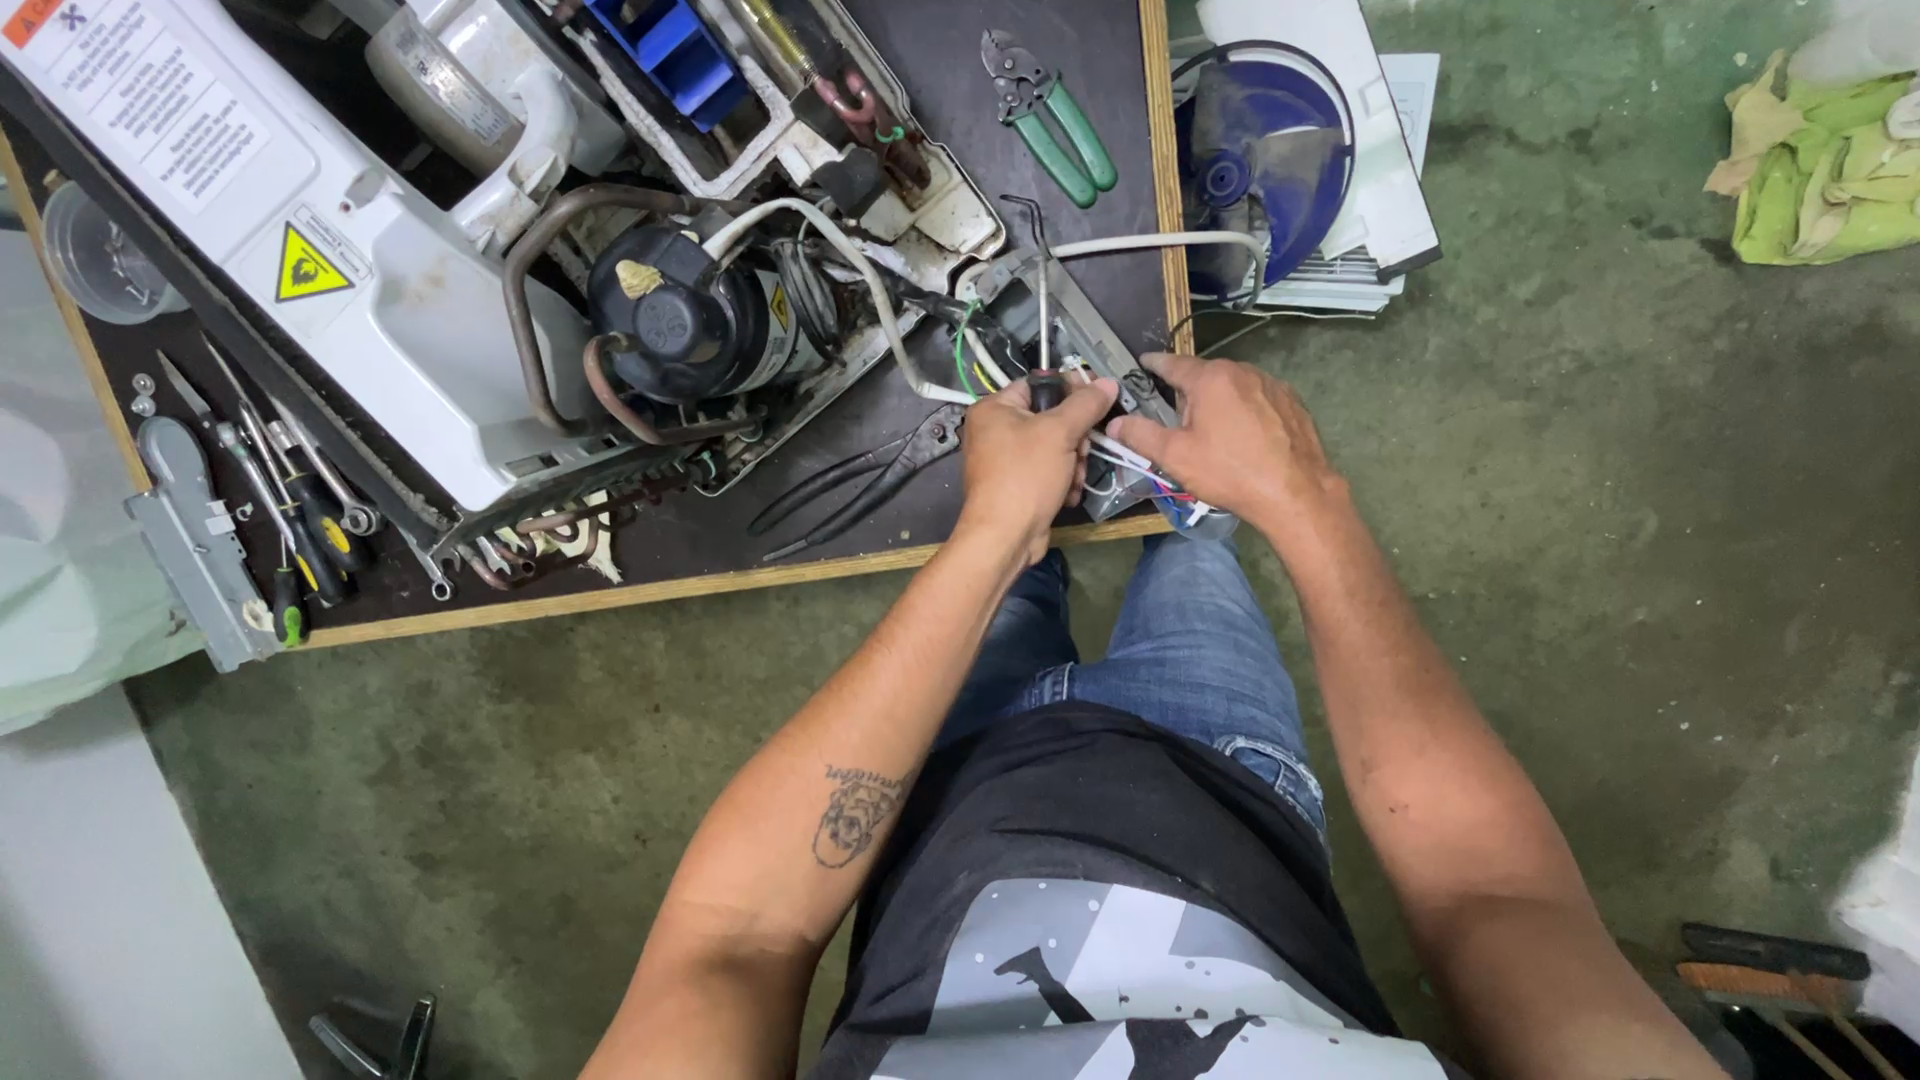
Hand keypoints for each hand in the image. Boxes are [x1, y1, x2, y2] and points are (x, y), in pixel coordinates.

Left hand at [956, 376, 1118, 564]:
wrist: (1005, 536)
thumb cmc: (1025, 476)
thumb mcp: (1060, 433)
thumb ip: (1085, 404)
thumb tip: (1108, 383)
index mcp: (994, 408)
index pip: (1038, 384)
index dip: (1071, 390)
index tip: (1099, 399)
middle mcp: (994, 430)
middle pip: (1050, 418)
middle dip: (1075, 438)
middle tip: (1082, 451)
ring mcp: (1004, 460)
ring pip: (1054, 447)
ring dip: (1073, 462)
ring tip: (1074, 478)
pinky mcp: (1016, 484)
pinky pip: (1047, 470)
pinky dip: (1062, 480)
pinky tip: (1067, 494)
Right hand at [1105, 353, 1346, 542]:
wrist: (1295, 492)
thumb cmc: (1229, 471)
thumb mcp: (1175, 457)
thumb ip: (1141, 435)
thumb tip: (1115, 423)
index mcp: (1210, 379)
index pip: (1173, 363)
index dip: (1154, 364)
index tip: (1143, 363)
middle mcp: (1242, 371)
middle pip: (1205, 376)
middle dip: (1189, 392)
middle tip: (1178, 421)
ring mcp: (1271, 384)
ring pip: (1233, 386)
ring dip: (1219, 401)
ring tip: (1214, 433)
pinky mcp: (1292, 402)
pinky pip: (1258, 398)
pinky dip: (1245, 410)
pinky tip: (1245, 437)